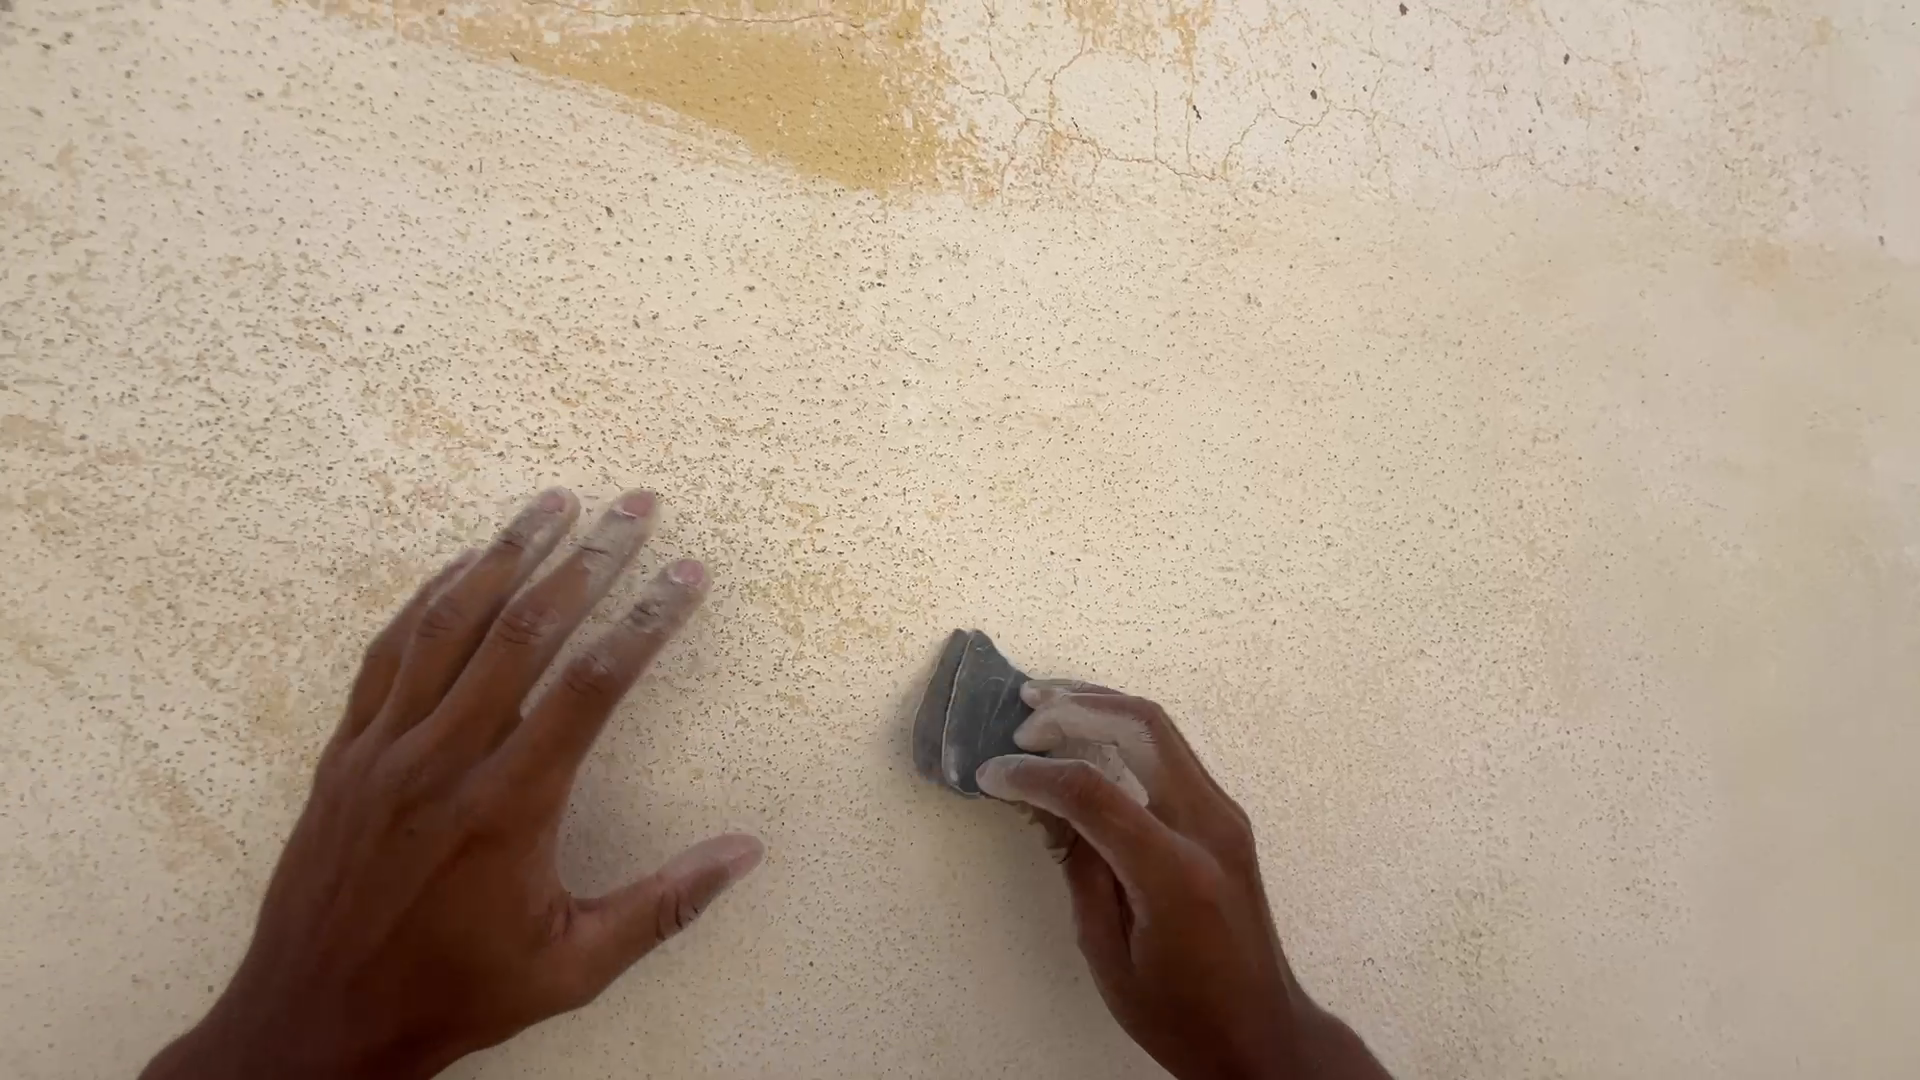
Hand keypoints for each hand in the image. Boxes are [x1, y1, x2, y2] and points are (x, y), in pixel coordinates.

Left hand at [141, 488, 762, 1079]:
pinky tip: (466, 559)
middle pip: (526, 630)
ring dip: (509, 553)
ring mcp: (385, 749)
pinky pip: (389, 650)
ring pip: (451, 623)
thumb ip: (667, 904)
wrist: (305, 1031)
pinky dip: (432, 594)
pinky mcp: (346, 751)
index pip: (593, 686)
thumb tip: (749, 851)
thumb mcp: (575, 968)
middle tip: (637, 507)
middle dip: (591, 558)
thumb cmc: (454, 992)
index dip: (648, 621)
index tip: (688, 575)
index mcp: (508, 804)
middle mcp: (444, 759)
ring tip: (556, 501)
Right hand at [976, 682, 1388, 1079]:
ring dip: (1099, 704)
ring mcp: (1222, 810)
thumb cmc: (1180, 1011)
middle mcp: (1208, 823)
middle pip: (1140, 726)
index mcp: (1175, 872)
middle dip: (1074, 708)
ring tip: (1047, 701)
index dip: (1034, 775)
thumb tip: (1046, 801)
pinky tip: (1086, 727)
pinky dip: (1120, 726)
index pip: (1093, 791)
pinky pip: (1166, 747)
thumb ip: (1077, 865)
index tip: (992, 773)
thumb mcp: (1107, 951)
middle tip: (1025, 714)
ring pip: (1157, 724)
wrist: (1263, 1033)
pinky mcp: (1222, 811)